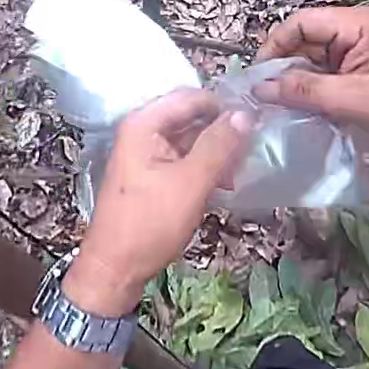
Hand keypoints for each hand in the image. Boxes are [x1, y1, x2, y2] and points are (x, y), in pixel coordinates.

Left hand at [66, 90, 254, 315]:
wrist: (114, 271)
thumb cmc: (150, 223)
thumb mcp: (191, 182)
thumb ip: (219, 144)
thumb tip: (245, 113)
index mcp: (144, 124)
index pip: (192, 97)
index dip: (223, 107)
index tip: (253, 123)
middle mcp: (143, 131)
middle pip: (192, 117)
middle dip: (221, 132)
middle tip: (250, 152)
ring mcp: (146, 153)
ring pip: (191, 139)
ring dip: (216, 153)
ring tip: (238, 173)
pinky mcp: (152, 173)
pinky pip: (184, 158)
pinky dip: (205, 167)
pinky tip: (223, 184)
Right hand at [253, 7, 368, 153]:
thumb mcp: (355, 99)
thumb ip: (306, 91)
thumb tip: (261, 88)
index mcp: (360, 23)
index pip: (303, 22)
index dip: (276, 45)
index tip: (258, 77)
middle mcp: (358, 31)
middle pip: (306, 40)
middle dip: (284, 66)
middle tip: (264, 97)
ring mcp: (360, 54)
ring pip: (313, 61)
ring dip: (297, 82)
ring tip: (278, 107)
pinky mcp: (362, 75)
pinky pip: (326, 77)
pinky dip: (312, 92)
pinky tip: (301, 110)